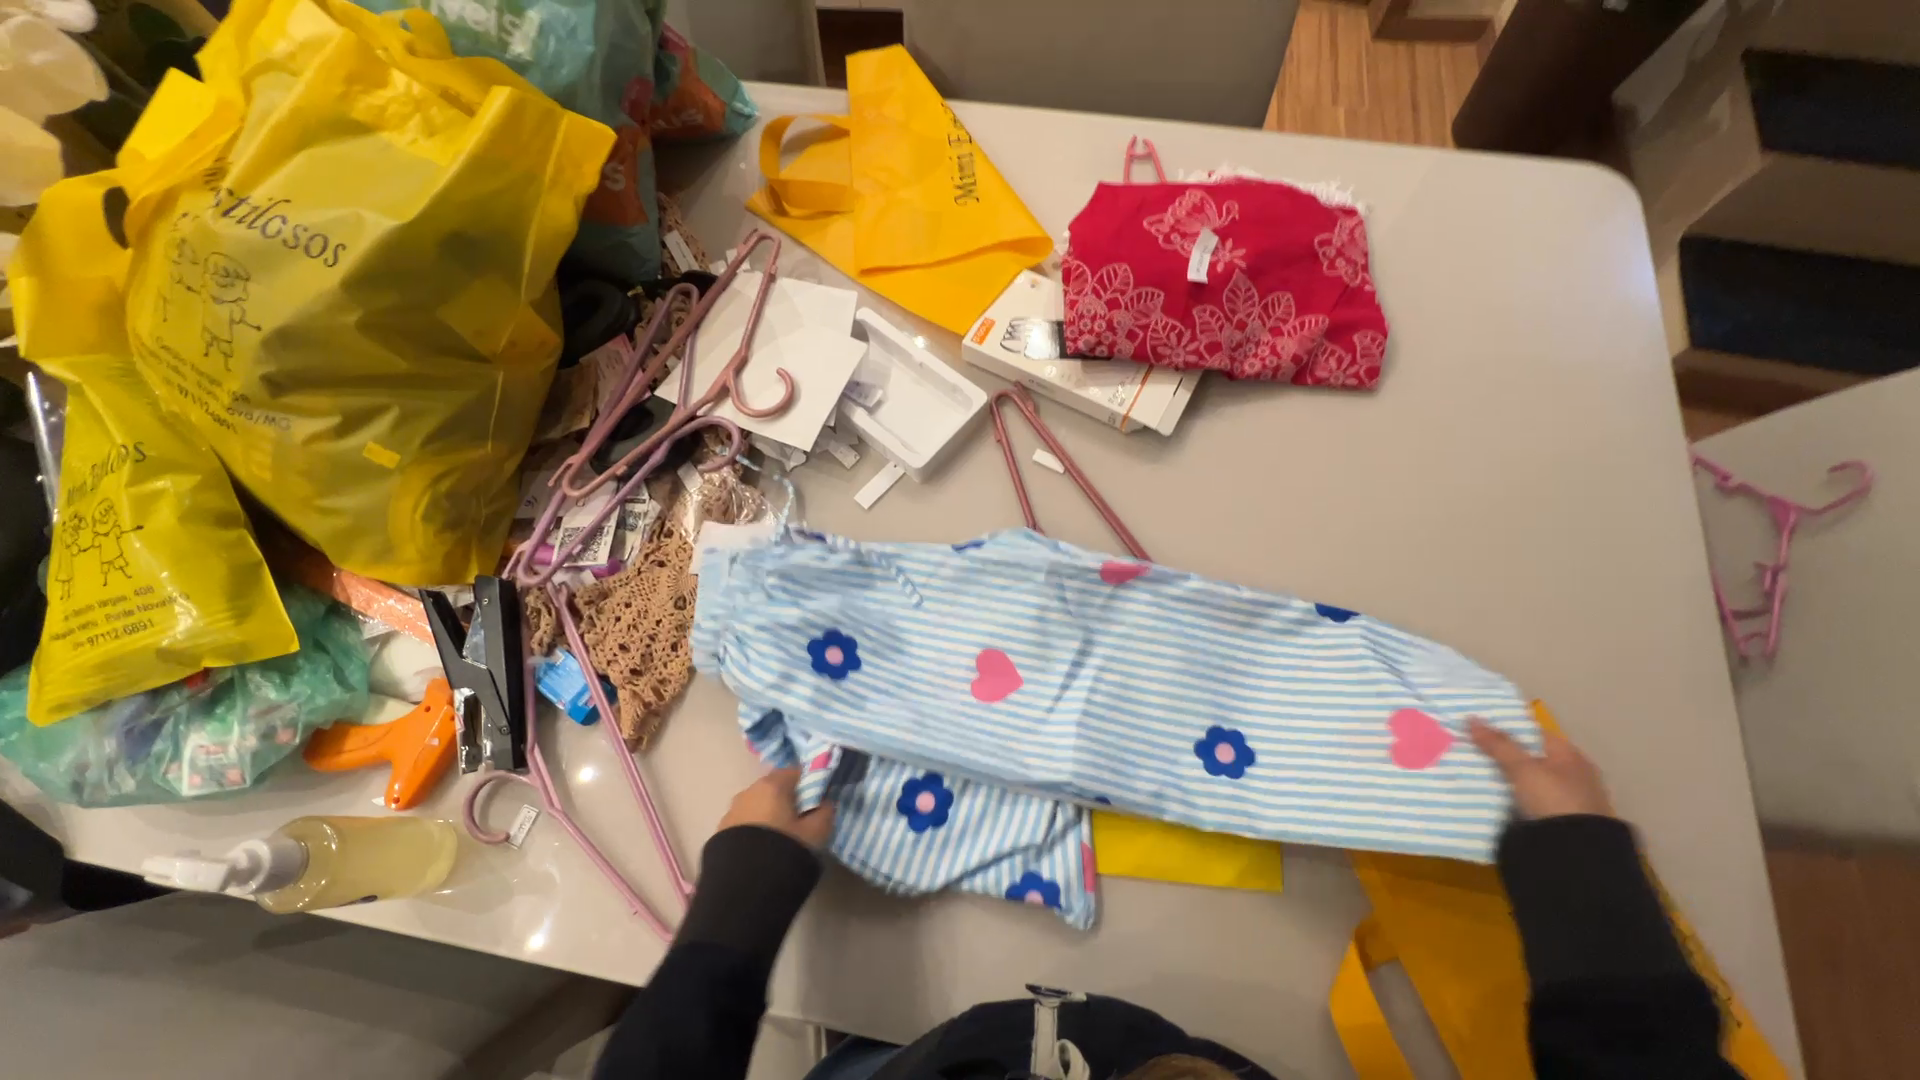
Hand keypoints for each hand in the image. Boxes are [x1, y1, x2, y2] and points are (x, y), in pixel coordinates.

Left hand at [719, 767, 835, 848]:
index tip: (818, 802)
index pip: (796, 772)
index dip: (810, 785)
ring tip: (780, 840)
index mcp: (772, 785)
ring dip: (769, 817)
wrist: (743, 886)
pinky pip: (744, 824)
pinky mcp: (719, 833)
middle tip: (801, 822)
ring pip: (757, 807)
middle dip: (787, 801)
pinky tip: (761, 850)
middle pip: (774, 788)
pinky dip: (754, 831)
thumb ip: (825, 811)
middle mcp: (748, 791)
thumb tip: (824, 802)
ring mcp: (731, 812)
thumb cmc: (785, 849)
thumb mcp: (817, 832)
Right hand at [1469, 718, 1613, 819]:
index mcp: (1571, 756)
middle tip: (1468, 751)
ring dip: (1505, 778)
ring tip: (1471, 773)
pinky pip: (1527, 800)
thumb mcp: (1523, 769)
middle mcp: (1573, 774)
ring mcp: (1567, 799)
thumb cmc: (1553, 799)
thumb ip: (1498, 744)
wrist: (1576, 851)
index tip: (1476, 729)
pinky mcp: (1559, 820)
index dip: (1506, 729)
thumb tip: (1471, 718)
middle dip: (1501, 755)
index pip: (1533, 733)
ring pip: (1527, 780)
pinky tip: (1490, 796)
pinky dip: (1510, 797)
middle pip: (1529, 757)